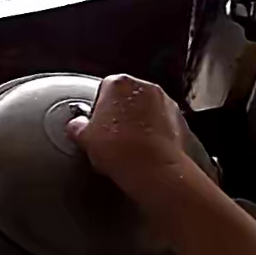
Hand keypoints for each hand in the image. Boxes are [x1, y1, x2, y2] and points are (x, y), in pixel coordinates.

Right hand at [65, 74, 199, 201]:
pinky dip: (155, 132)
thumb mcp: (85, 139)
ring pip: (146, 108)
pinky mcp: (179, 118)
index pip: (104, 88)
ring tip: (130, 146)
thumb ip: (77, 126)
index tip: (96, 126)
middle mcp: (144, 85)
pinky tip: (146, 151)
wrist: (155, 172)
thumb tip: (75, 125)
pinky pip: (162, 122)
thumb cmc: (118, 150)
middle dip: (120, 113)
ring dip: (139, 121)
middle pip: (127, 96)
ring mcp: (164, 101)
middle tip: (111, 137)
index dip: (98, 109)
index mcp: (118, 82)